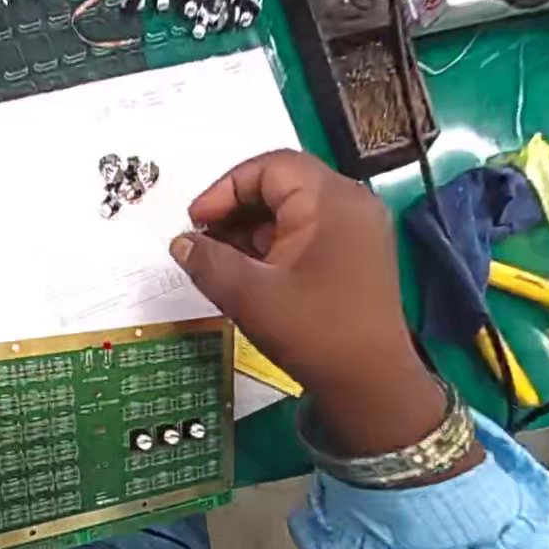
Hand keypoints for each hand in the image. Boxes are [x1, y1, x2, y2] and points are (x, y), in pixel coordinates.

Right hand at [170, 151, 413, 390]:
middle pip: (280, 185)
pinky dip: (267, 244)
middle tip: (201, 239)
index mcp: (331, 202)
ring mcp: (353, 230)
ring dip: (247, 229)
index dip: (225, 188)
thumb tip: (181, 242)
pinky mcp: (349, 254)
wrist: (368, 381)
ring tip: (216, 259)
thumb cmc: (312, 331)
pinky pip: (301, 233)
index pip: (270, 167)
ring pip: (288, 210)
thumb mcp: (248, 294)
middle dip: (233, 209)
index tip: (195, 221)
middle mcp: (349, 205)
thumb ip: (207, 261)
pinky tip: (243, 271)